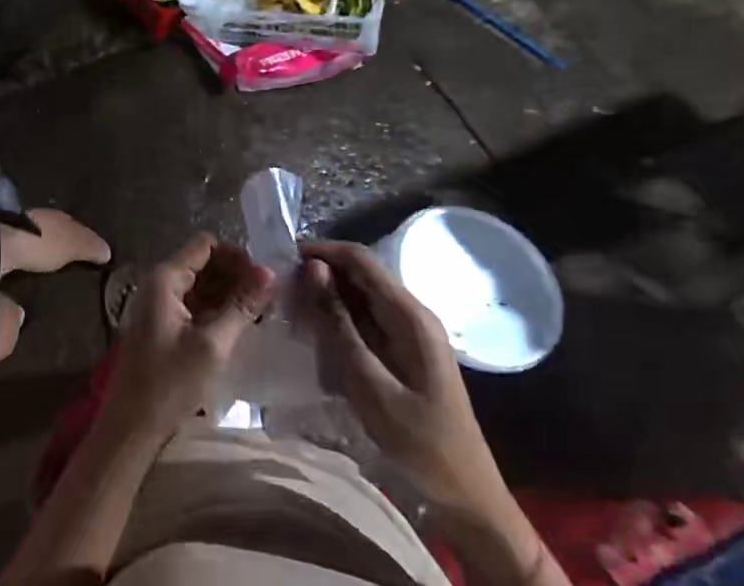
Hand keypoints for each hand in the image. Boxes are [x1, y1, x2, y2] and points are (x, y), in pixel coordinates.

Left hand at [103, 234, 275, 442]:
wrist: (132, 426)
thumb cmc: (169, 384)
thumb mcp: (212, 345)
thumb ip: (241, 306)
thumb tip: (270, 272)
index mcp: (166, 278)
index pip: (206, 245)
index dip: (238, 256)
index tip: (265, 279)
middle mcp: (161, 283)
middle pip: (206, 263)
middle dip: (237, 275)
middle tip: (271, 298)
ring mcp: (163, 305)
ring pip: (204, 285)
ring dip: (231, 293)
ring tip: (263, 312)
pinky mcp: (167, 325)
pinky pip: (197, 304)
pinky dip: (219, 309)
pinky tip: (244, 324)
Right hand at [298, 241, 492, 500]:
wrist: (464, 492)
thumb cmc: (419, 441)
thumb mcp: (370, 383)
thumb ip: (340, 324)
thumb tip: (313, 269)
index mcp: (410, 315)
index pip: (361, 259)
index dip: (322, 251)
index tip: (282, 259)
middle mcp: (410, 313)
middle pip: (359, 275)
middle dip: (319, 275)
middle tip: (280, 291)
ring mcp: (407, 332)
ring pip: (358, 297)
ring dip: (325, 298)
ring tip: (289, 310)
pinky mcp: (401, 350)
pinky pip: (363, 321)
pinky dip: (337, 321)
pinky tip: (314, 335)